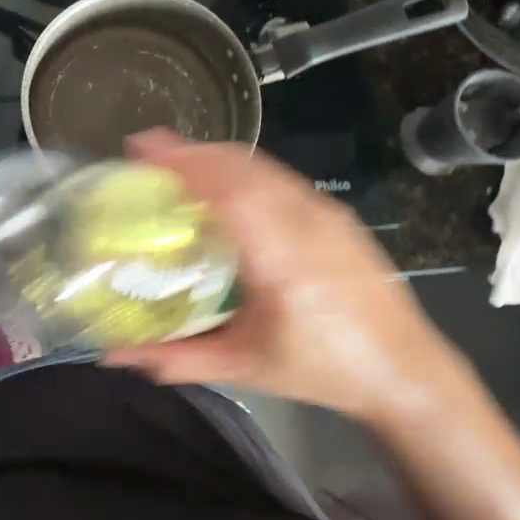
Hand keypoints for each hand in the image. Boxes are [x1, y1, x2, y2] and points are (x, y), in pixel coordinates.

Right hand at [105, 131, 471, 419]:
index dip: (183, 162)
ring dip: (215, 156)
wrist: (405, 370)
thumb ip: (176, 359)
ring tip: (177, 160)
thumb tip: (114, 354)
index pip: (227, 190)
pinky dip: (242, 169)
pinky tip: (224, 183)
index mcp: (281, 259)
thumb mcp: (244, 367)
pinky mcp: (336, 214)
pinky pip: (280, 177)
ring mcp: (325, 213)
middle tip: (146, 150)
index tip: (141, 149)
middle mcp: (305, 223)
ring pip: (262, 166)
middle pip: (240, 166)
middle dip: (190, 151)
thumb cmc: (322, 370)